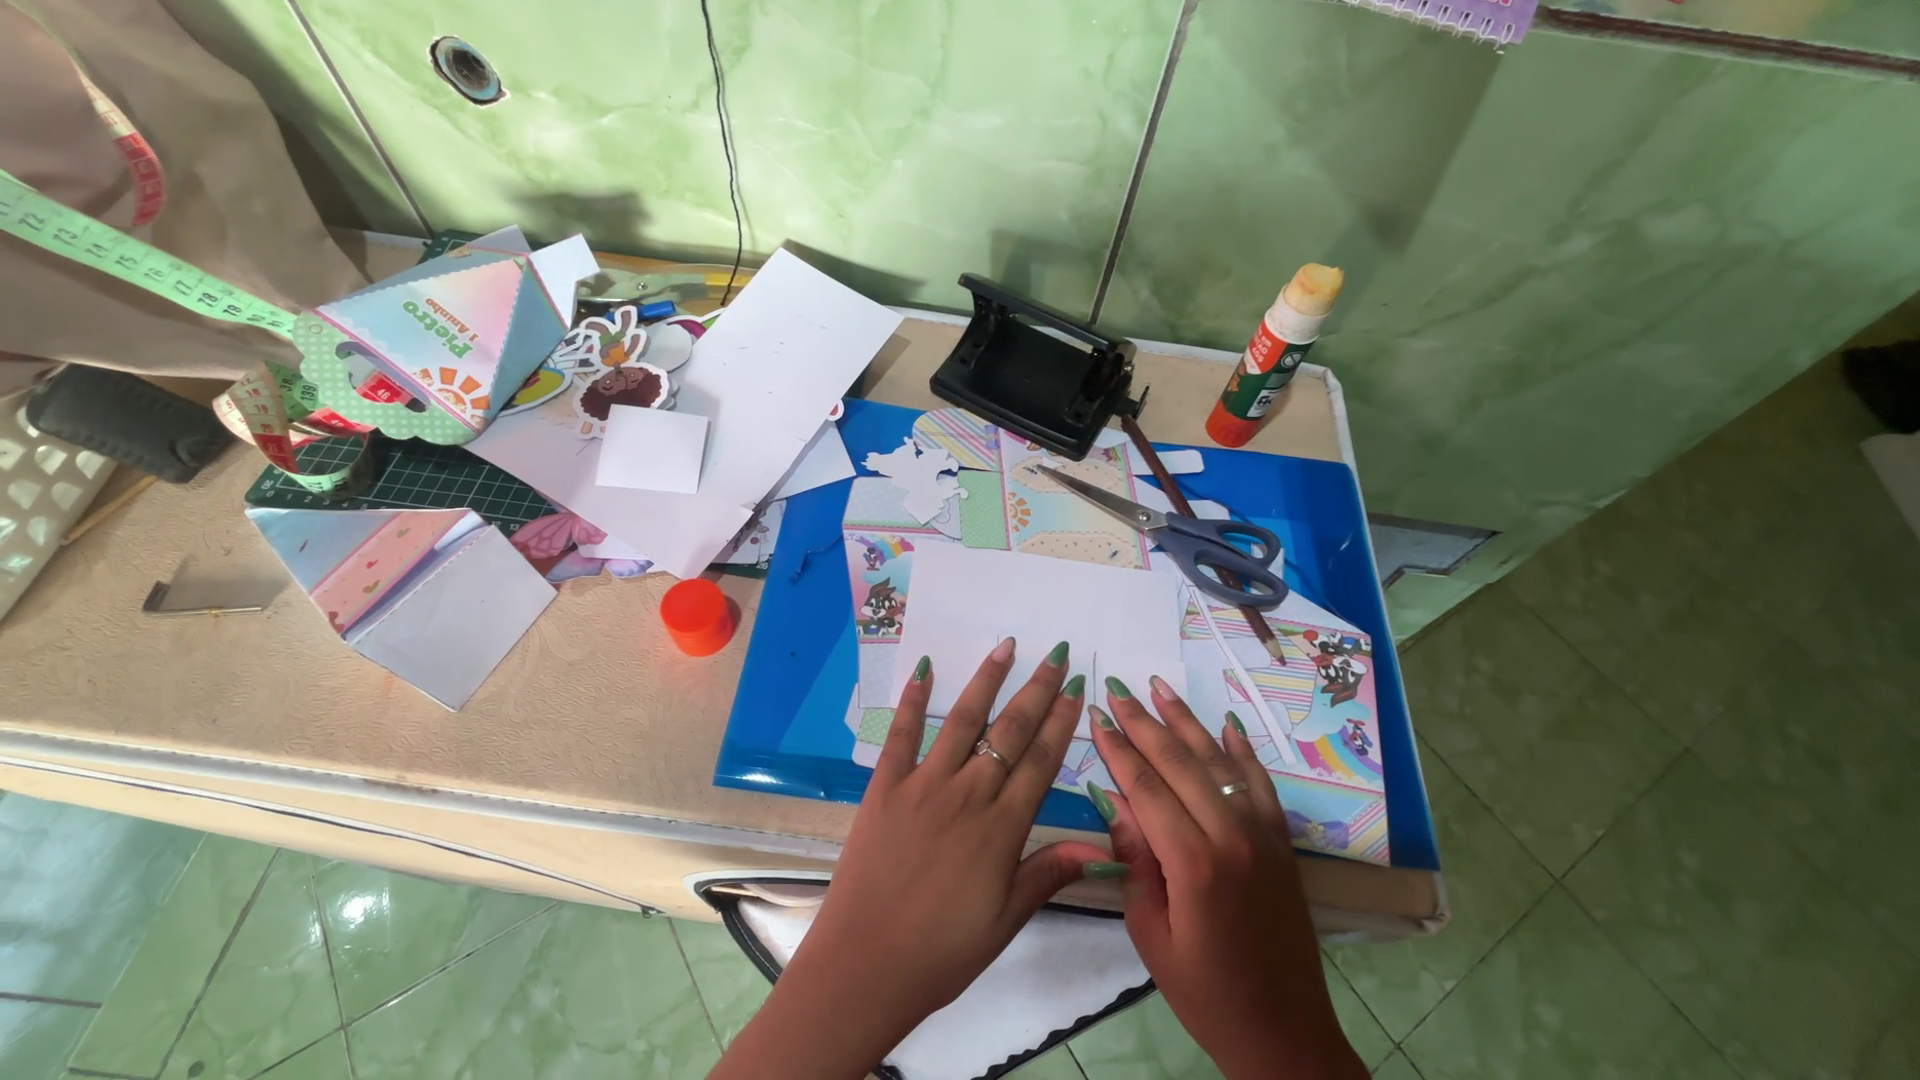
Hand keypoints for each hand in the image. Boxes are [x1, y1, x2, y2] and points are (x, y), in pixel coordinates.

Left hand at [712, 639, 1109, 1079]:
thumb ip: (1048, 874)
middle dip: (1036, 691)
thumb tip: (1102, 848)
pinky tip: (924, 670)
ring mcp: (922, 787)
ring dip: (985, 682)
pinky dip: (911, 702)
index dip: (1062, 724)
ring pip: (962, 722)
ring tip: (1005, 646)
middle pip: (1009, 733)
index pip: (1041, 763)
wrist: (863, 965)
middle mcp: (966, 796)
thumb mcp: (1005, 921)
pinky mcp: (884, 790)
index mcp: (1001, 829)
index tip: (1076, 690)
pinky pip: (900, 736)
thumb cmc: (941, 952)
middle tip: (1056, 655)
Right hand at [1087, 676, 1366, 1079]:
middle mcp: (1232, 836)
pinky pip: (1261, 784)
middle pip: (1181, 763)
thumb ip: (1136, 860)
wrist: (1283, 1031)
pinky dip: (1242, 750)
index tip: (1095, 715)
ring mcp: (1264, 835)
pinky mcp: (1282, 843)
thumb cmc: (1204, 993)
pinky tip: (1225, 723)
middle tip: (1117, 689)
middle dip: (1144, 723)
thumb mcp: (1150, 934)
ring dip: (1187, 722)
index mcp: (1193, 863)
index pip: (1146, 787)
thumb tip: (1119, 801)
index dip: (1118, 748)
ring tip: (1160, 687)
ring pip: (1220, 762)